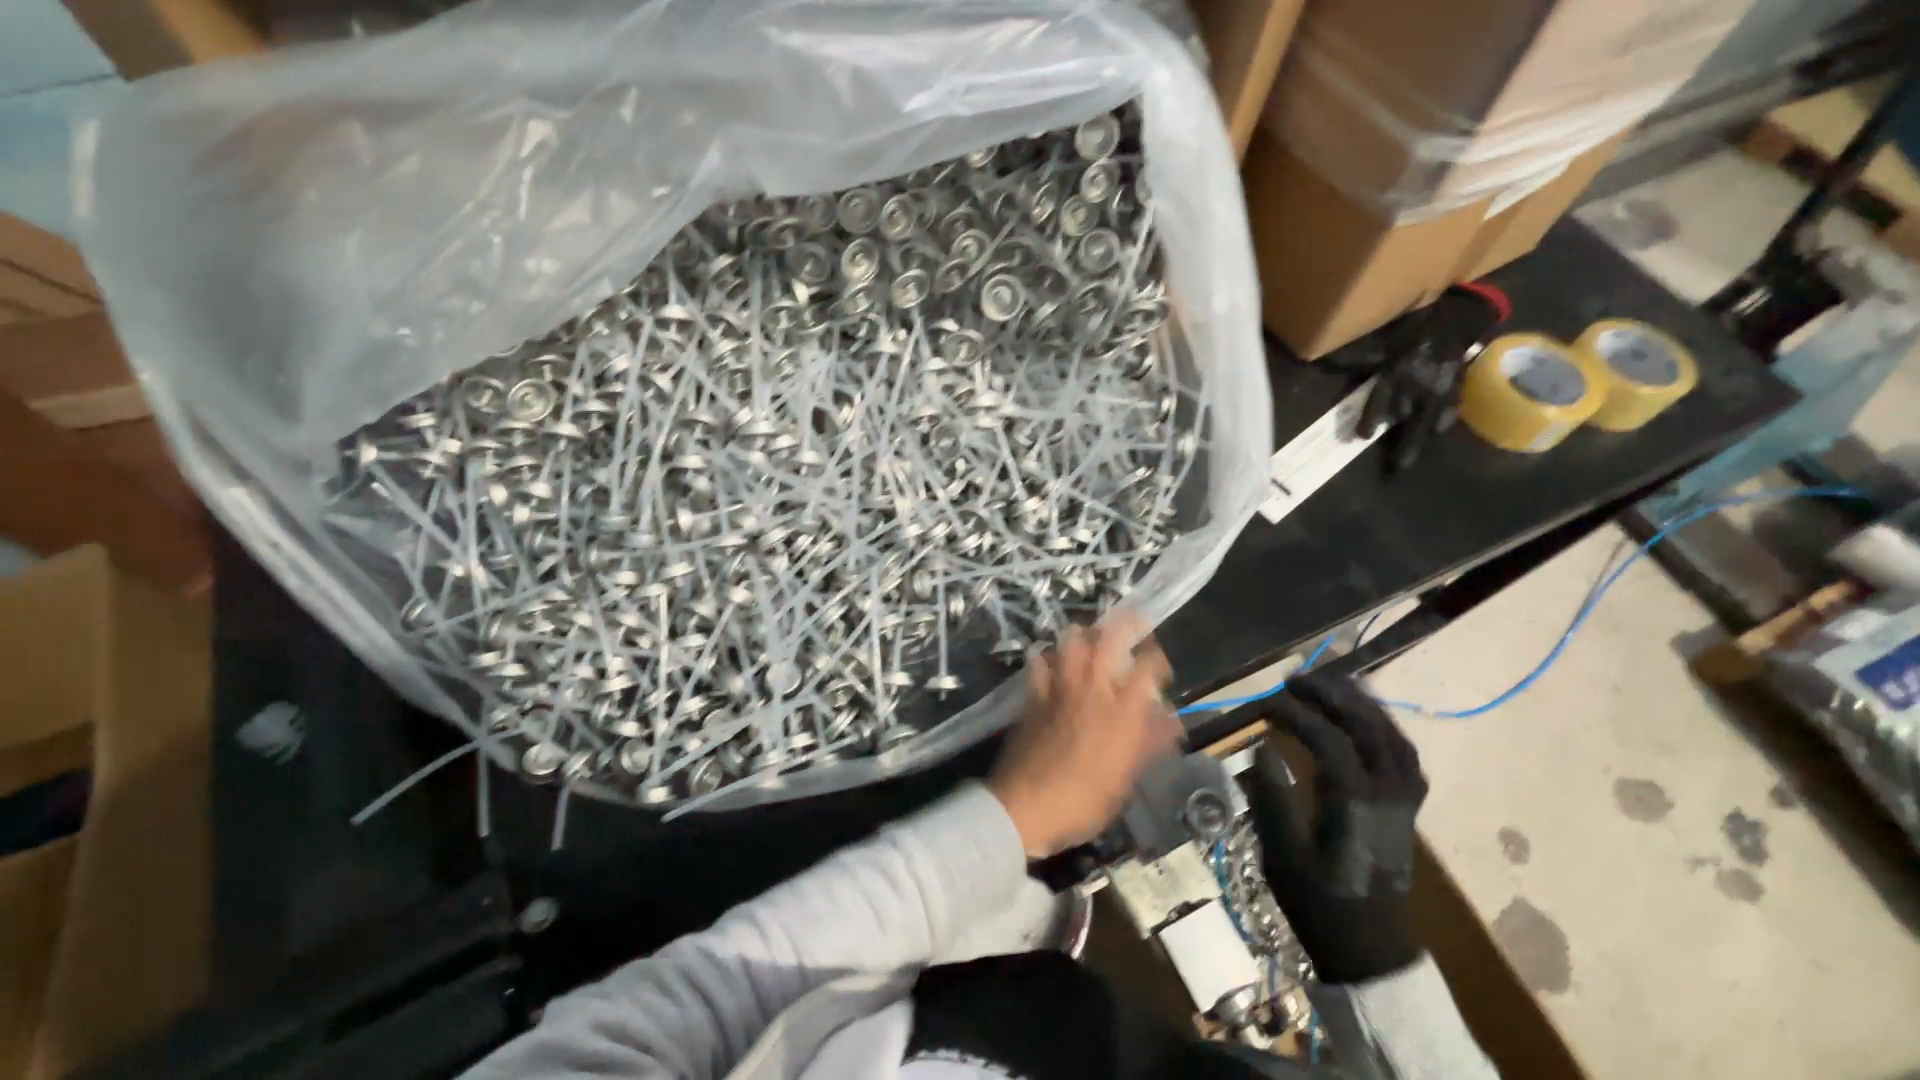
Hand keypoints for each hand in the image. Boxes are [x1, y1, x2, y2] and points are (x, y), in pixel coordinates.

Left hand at [988, 614, 1180, 858]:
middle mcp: (1093, 691)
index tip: (1159, 668)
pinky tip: (1052, 662)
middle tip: (1132, 626)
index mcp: (1123, 713)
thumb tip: (1169, 721)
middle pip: (1109, 637)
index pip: (1148, 666)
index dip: (1157, 659)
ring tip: (1091, 639)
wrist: (1024, 807)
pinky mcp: (1033, 696)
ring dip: (1084, 635)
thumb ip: (1148, 744)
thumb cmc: (1082, 802)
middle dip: (1124, 624)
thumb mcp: (1125, 781)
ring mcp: (1059, 689)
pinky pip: (1039, 662)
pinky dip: (1047, 656)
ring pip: (1071, 640)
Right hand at [1245, 671, 1426, 983]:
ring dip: (1360, 703)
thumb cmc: (1319, 903)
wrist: (1369, 945)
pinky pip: (1403, 751)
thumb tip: (1262, 749)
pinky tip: (1362, 720)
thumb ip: (1272, 798)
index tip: (1263, 703)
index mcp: (1356, 802)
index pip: (1328, 738)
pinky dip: (1383, 726)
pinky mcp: (1409, 806)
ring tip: (1328, 685)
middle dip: (1331, 694)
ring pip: (1391, 733)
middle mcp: (1388, 791)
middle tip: (1294, 679)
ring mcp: (1405, 797)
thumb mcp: (1283, 856)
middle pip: (1367, 725)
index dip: (1296, 713)